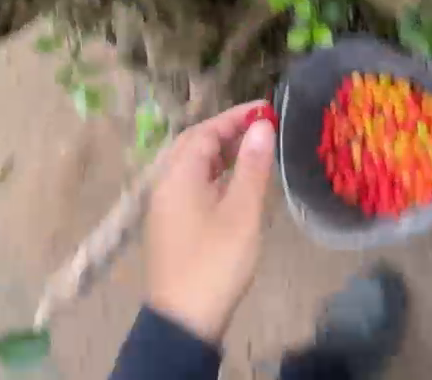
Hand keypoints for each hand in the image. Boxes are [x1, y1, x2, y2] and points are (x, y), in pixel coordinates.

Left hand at [144, 100, 275, 342]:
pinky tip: (234, 183)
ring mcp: (165, 205)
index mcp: (178, 174)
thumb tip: (262, 125)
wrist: (182, 323)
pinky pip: (191, 183)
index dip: (236, 116)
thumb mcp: (242, 212)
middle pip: (195, 143)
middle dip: (227, 130)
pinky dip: (213, 173)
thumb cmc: (215, 262)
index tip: (266, 109)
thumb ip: (252, 165)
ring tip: (253, 149)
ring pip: (192, 165)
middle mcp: (165, 183)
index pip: (206, 130)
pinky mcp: (170, 224)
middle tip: (260, 126)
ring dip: (220, 152)